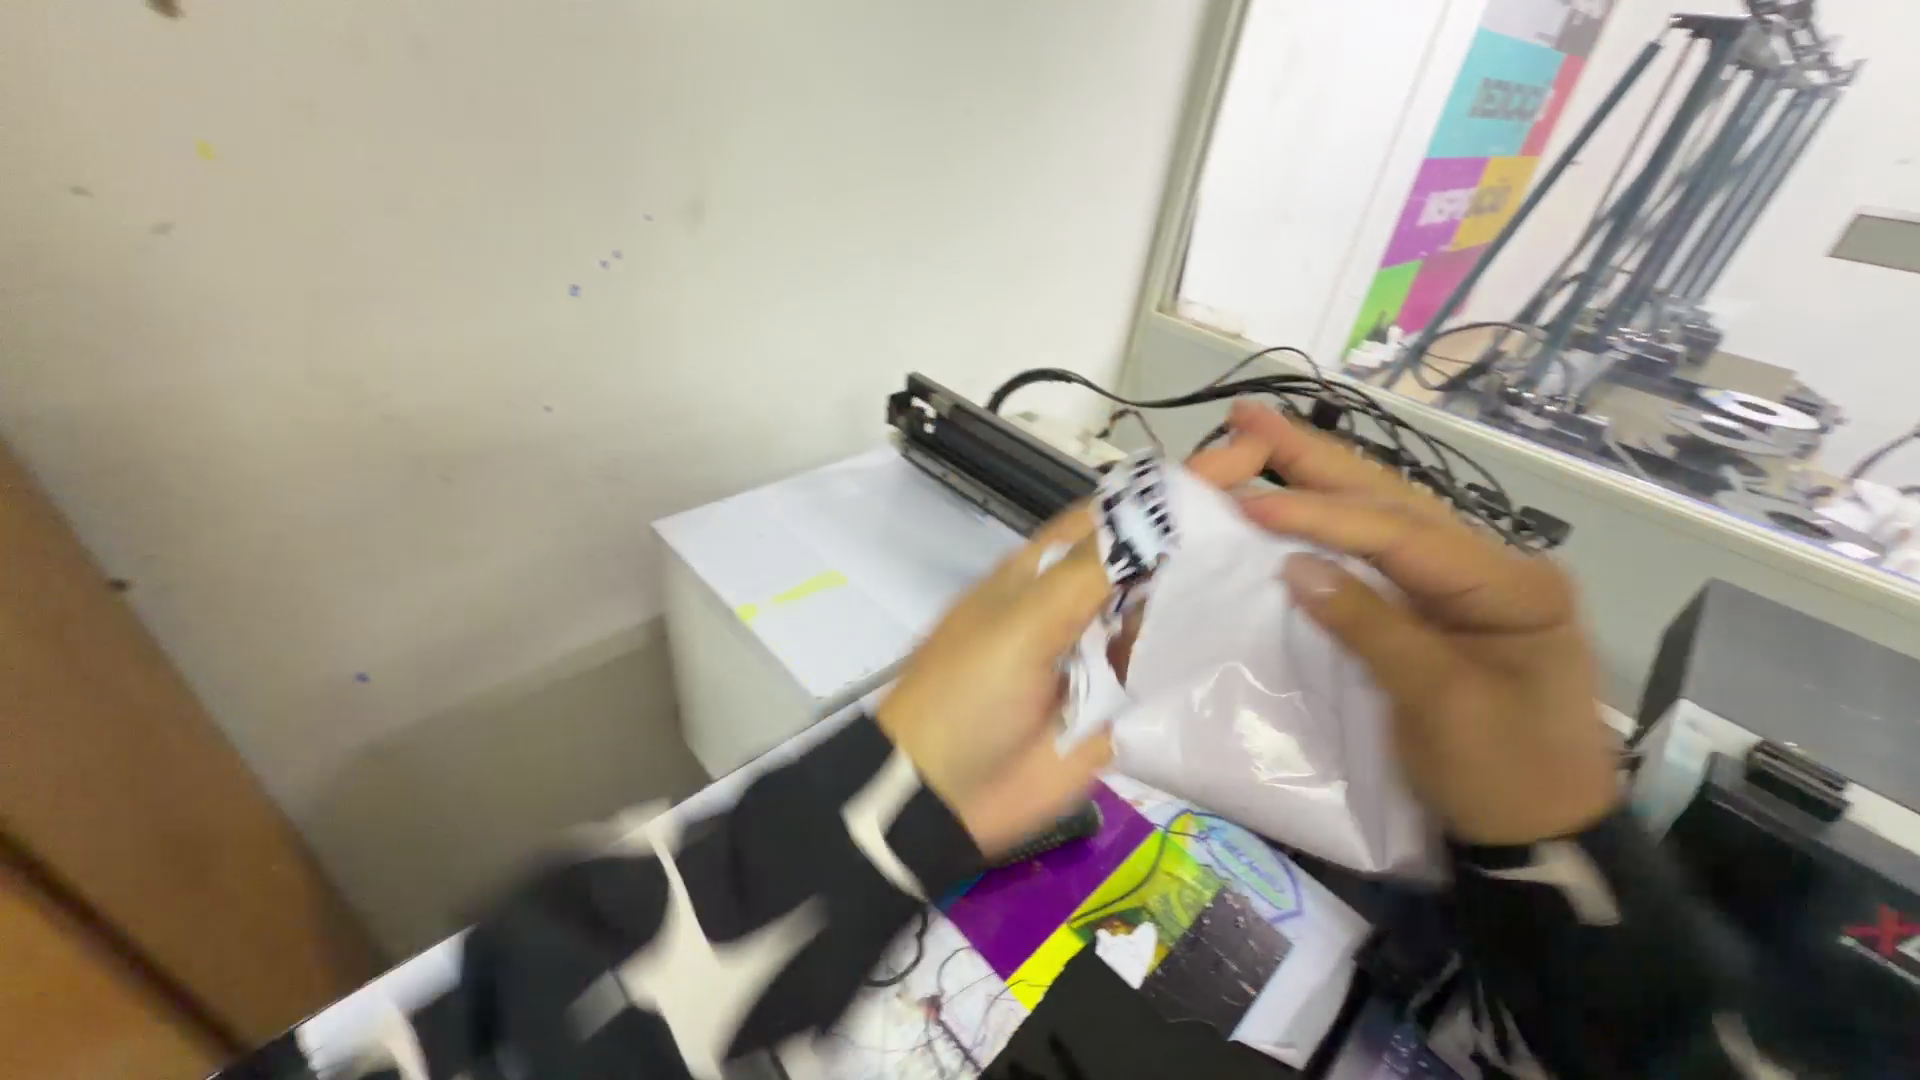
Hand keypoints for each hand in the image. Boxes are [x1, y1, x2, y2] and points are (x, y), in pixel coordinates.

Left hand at [877, 435, 1272, 855]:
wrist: (941, 798)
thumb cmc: (966, 695)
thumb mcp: (1019, 624)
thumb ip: (1086, 573)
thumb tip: (1155, 515)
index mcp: (1047, 570)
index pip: (1120, 512)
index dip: (1177, 485)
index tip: (1248, 456)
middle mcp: (1080, 604)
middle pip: (1153, 560)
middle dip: (1211, 534)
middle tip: (1294, 514)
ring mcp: (1103, 657)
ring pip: (1169, 614)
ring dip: (1219, 594)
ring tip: (1297, 568)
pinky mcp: (1121, 708)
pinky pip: (1171, 676)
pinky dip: (1211, 660)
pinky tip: (1267, 644)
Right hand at [1228, 402, 1619, 845]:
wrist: (1544, 834)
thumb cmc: (1500, 774)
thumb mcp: (1437, 704)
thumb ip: (1371, 626)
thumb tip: (1295, 566)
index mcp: (1510, 585)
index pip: (1400, 534)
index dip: (1320, 515)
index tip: (1247, 500)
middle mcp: (1491, 564)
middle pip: (1392, 500)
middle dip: (1316, 458)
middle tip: (1247, 417)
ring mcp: (1465, 581)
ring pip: (1385, 515)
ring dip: (1320, 476)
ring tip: (1261, 436)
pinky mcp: (1439, 603)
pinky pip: (1379, 552)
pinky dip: (1330, 523)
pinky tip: (1297, 496)